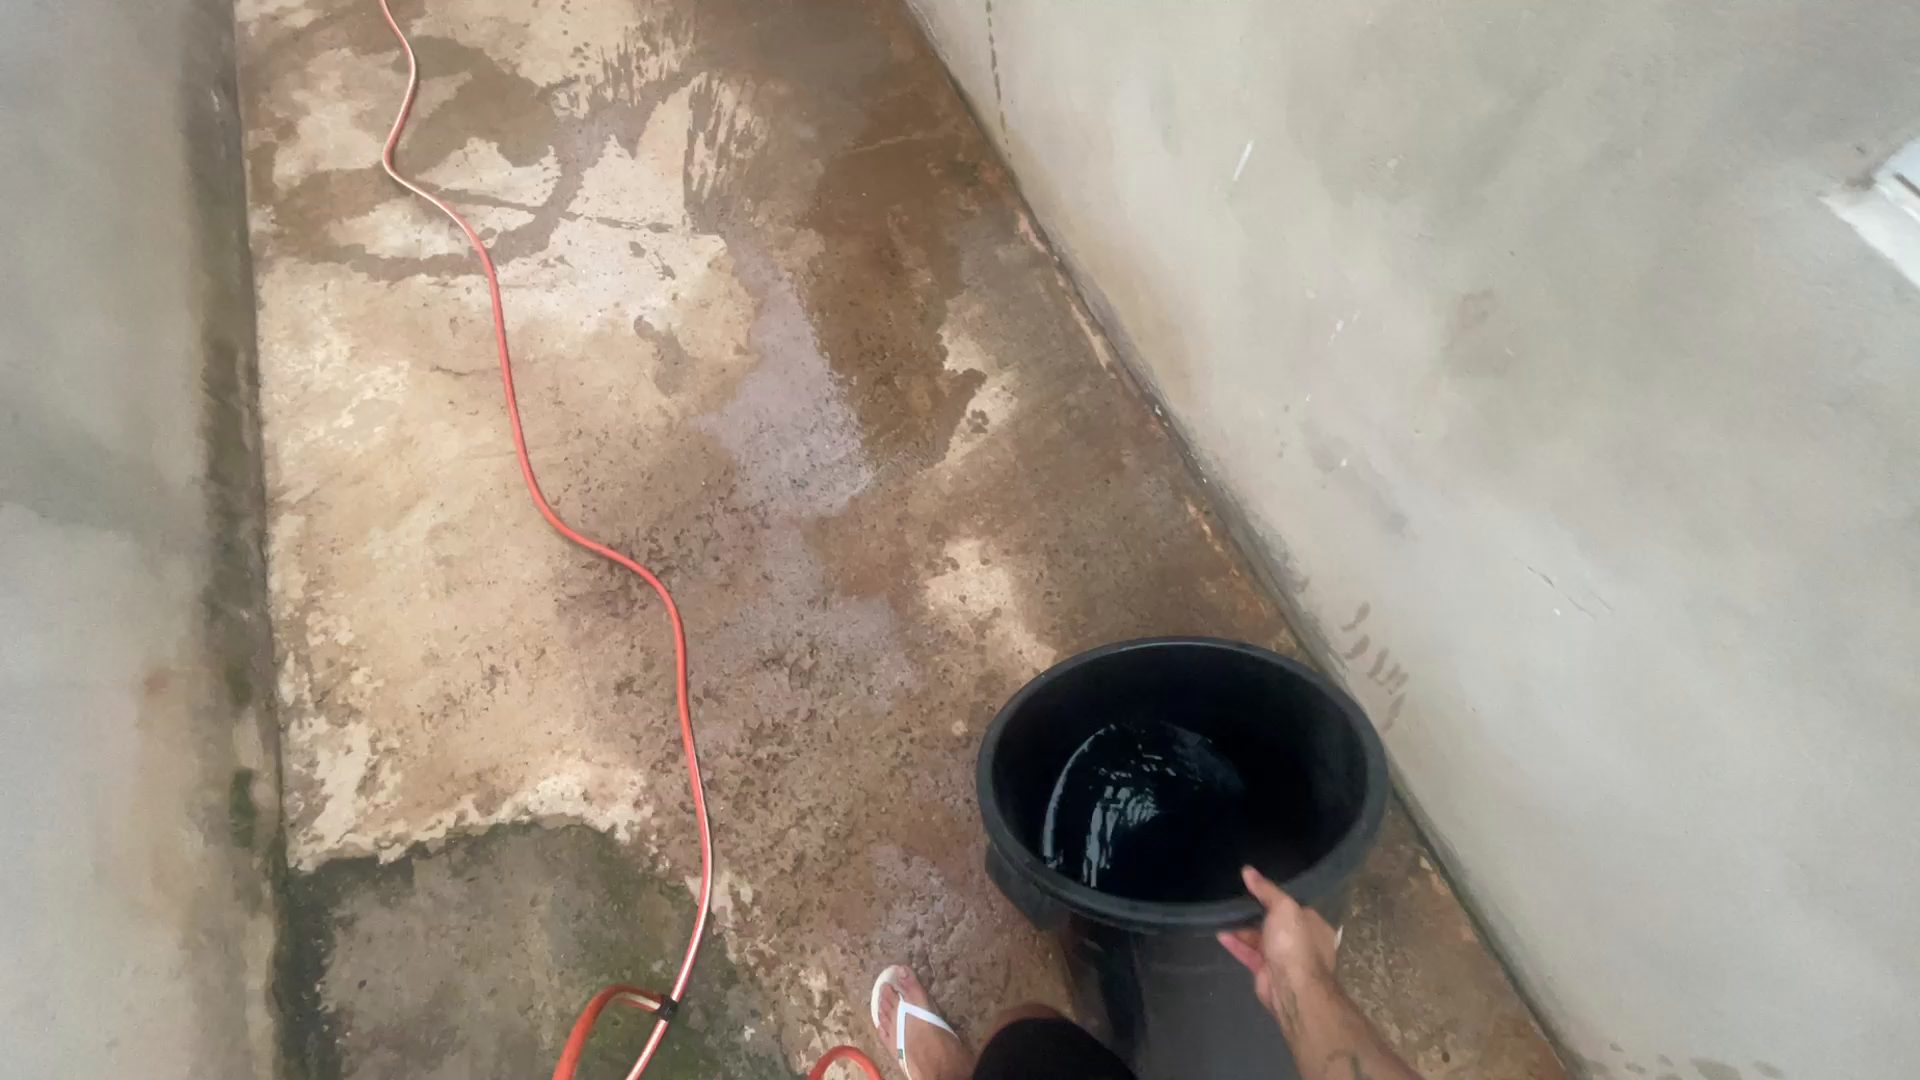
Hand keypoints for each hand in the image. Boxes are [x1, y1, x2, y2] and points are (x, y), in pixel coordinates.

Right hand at [1216, 866, 1339, 1028]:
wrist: (1292, 988)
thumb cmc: (1295, 943)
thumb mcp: (1283, 907)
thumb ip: (1266, 889)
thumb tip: (1248, 870)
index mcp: (1314, 926)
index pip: (1295, 906)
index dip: (1276, 896)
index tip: (1256, 885)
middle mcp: (1301, 942)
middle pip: (1275, 922)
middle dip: (1256, 912)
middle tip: (1235, 897)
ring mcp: (1284, 959)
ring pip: (1259, 938)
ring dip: (1242, 927)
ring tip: (1222, 913)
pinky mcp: (1266, 972)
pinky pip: (1248, 953)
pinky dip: (1236, 943)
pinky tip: (1220, 933)